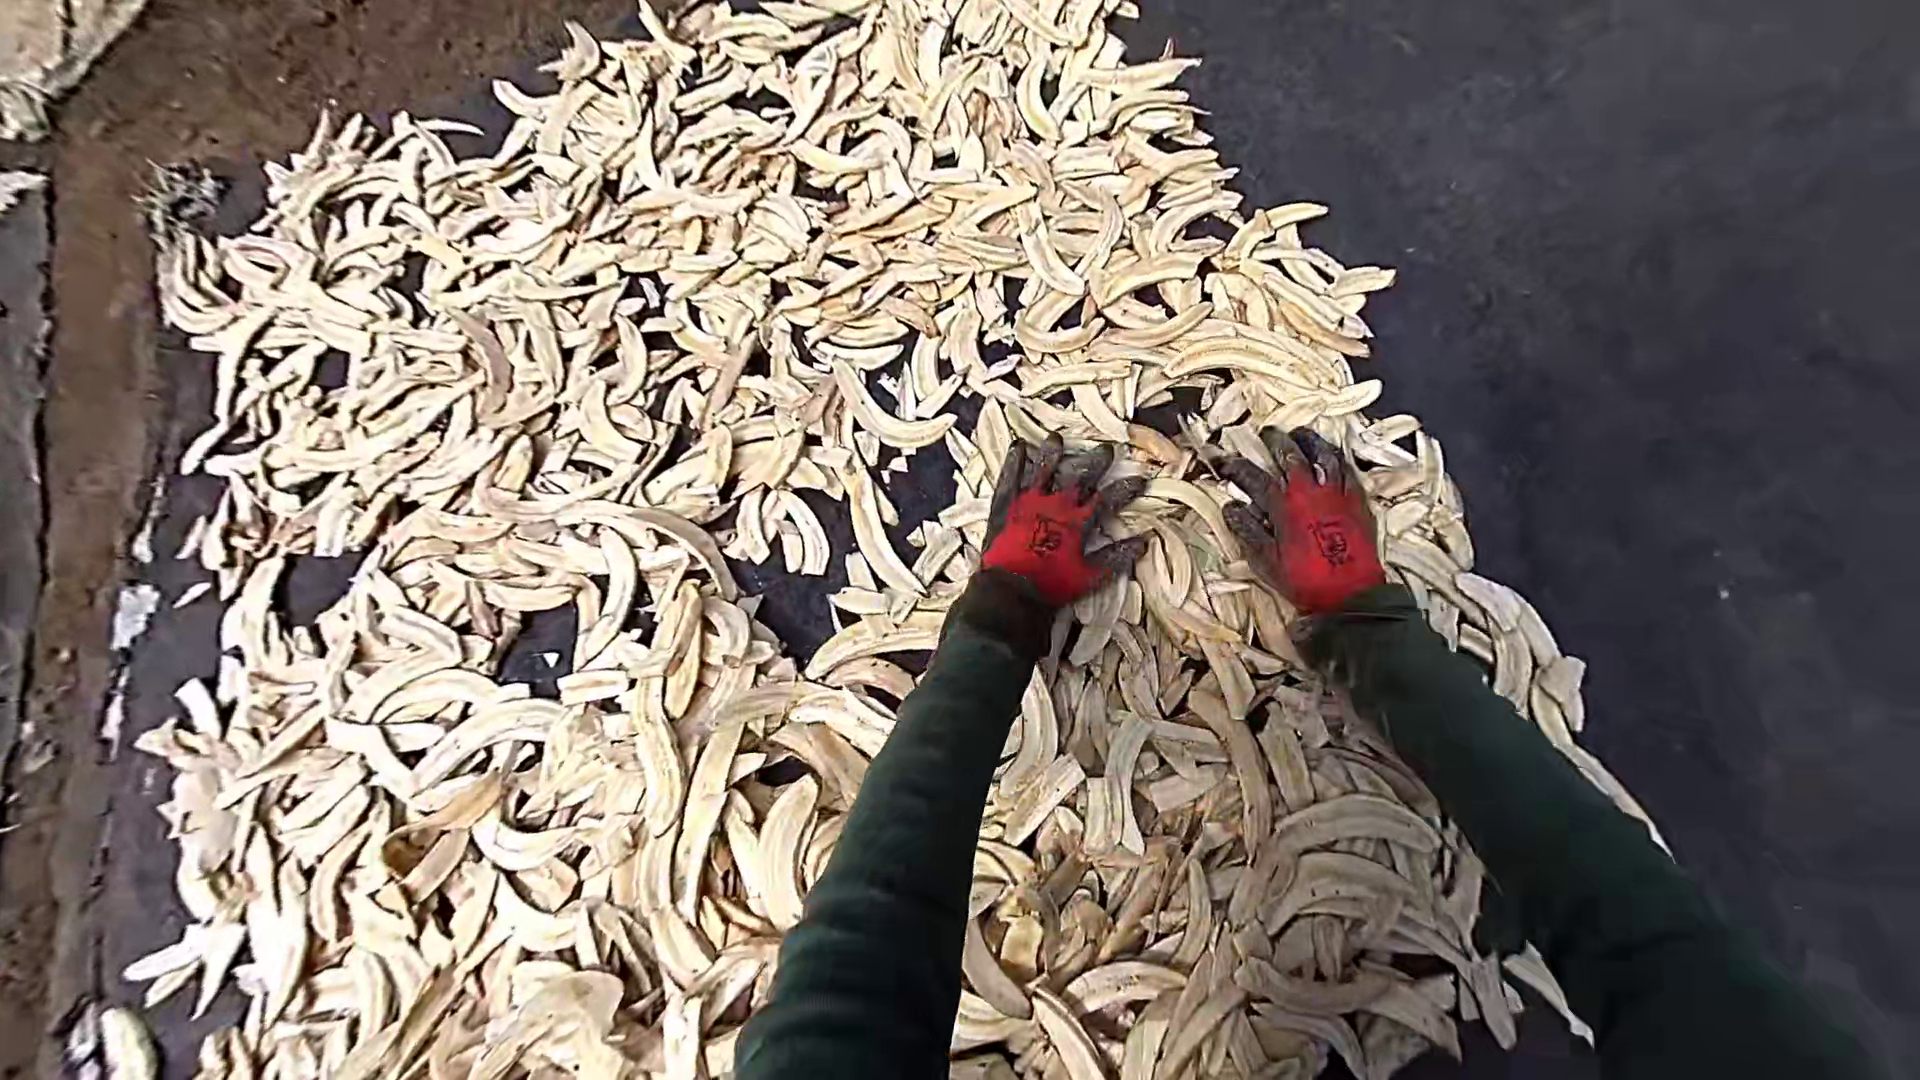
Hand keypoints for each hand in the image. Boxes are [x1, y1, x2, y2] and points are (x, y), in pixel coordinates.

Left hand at [982, 435, 1147, 607]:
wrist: (1009, 591)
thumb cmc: (1051, 584)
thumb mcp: (1088, 576)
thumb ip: (1114, 557)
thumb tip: (1144, 542)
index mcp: (1077, 521)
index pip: (1107, 499)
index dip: (1125, 489)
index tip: (1140, 479)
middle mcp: (1055, 505)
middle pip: (1079, 477)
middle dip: (1095, 462)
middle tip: (1107, 448)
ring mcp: (1028, 502)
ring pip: (1043, 470)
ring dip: (1052, 453)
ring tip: (1056, 438)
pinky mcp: (1005, 506)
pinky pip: (1010, 477)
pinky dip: (1014, 461)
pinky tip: (1017, 446)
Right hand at [1222, 427, 1385, 613]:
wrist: (1350, 594)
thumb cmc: (1303, 579)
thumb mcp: (1264, 560)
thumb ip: (1246, 530)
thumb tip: (1231, 507)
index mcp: (1283, 506)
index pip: (1254, 478)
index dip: (1237, 468)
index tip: (1225, 462)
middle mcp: (1311, 492)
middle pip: (1291, 456)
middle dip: (1276, 442)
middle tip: (1267, 433)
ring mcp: (1338, 494)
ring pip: (1324, 456)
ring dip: (1310, 442)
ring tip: (1301, 434)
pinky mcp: (1359, 501)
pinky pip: (1349, 470)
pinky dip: (1337, 458)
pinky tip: (1332, 456)